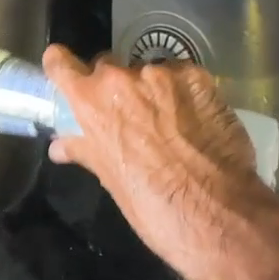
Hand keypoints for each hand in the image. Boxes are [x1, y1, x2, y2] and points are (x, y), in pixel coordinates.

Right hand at [43, 45, 278, 275]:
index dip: (61, 66)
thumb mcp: (110, 180)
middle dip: (114, 86)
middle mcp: (121, 78)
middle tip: (129, 115)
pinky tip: (196, 119)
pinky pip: (182, 76)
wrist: (219, 217)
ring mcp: (162, 73)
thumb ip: (84, 151)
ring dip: (152, 90)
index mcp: (92, 102)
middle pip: (107, 66)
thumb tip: (60, 147)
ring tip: (171, 123)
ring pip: (148, 71)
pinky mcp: (197, 76)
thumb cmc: (153, 207)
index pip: (59, 62)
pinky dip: (184, 93)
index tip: (68, 73)